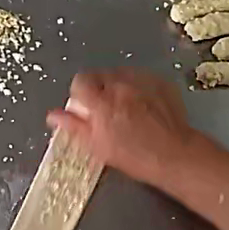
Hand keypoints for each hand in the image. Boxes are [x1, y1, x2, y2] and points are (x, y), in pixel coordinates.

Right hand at [45, 67, 211, 189]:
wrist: (176, 156)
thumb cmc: (135, 156)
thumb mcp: (97, 146)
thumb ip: (73, 126)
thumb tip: (53, 116)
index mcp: (101, 101)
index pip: (79, 81)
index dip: (80, 92)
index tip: (85, 105)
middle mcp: (120, 85)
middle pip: (100, 75)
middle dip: (99, 88)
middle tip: (107, 109)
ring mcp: (142, 81)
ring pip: (120, 74)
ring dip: (118, 85)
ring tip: (127, 107)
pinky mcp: (160, 81)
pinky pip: (141, 77)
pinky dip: (138, 86)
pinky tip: (143, 104)